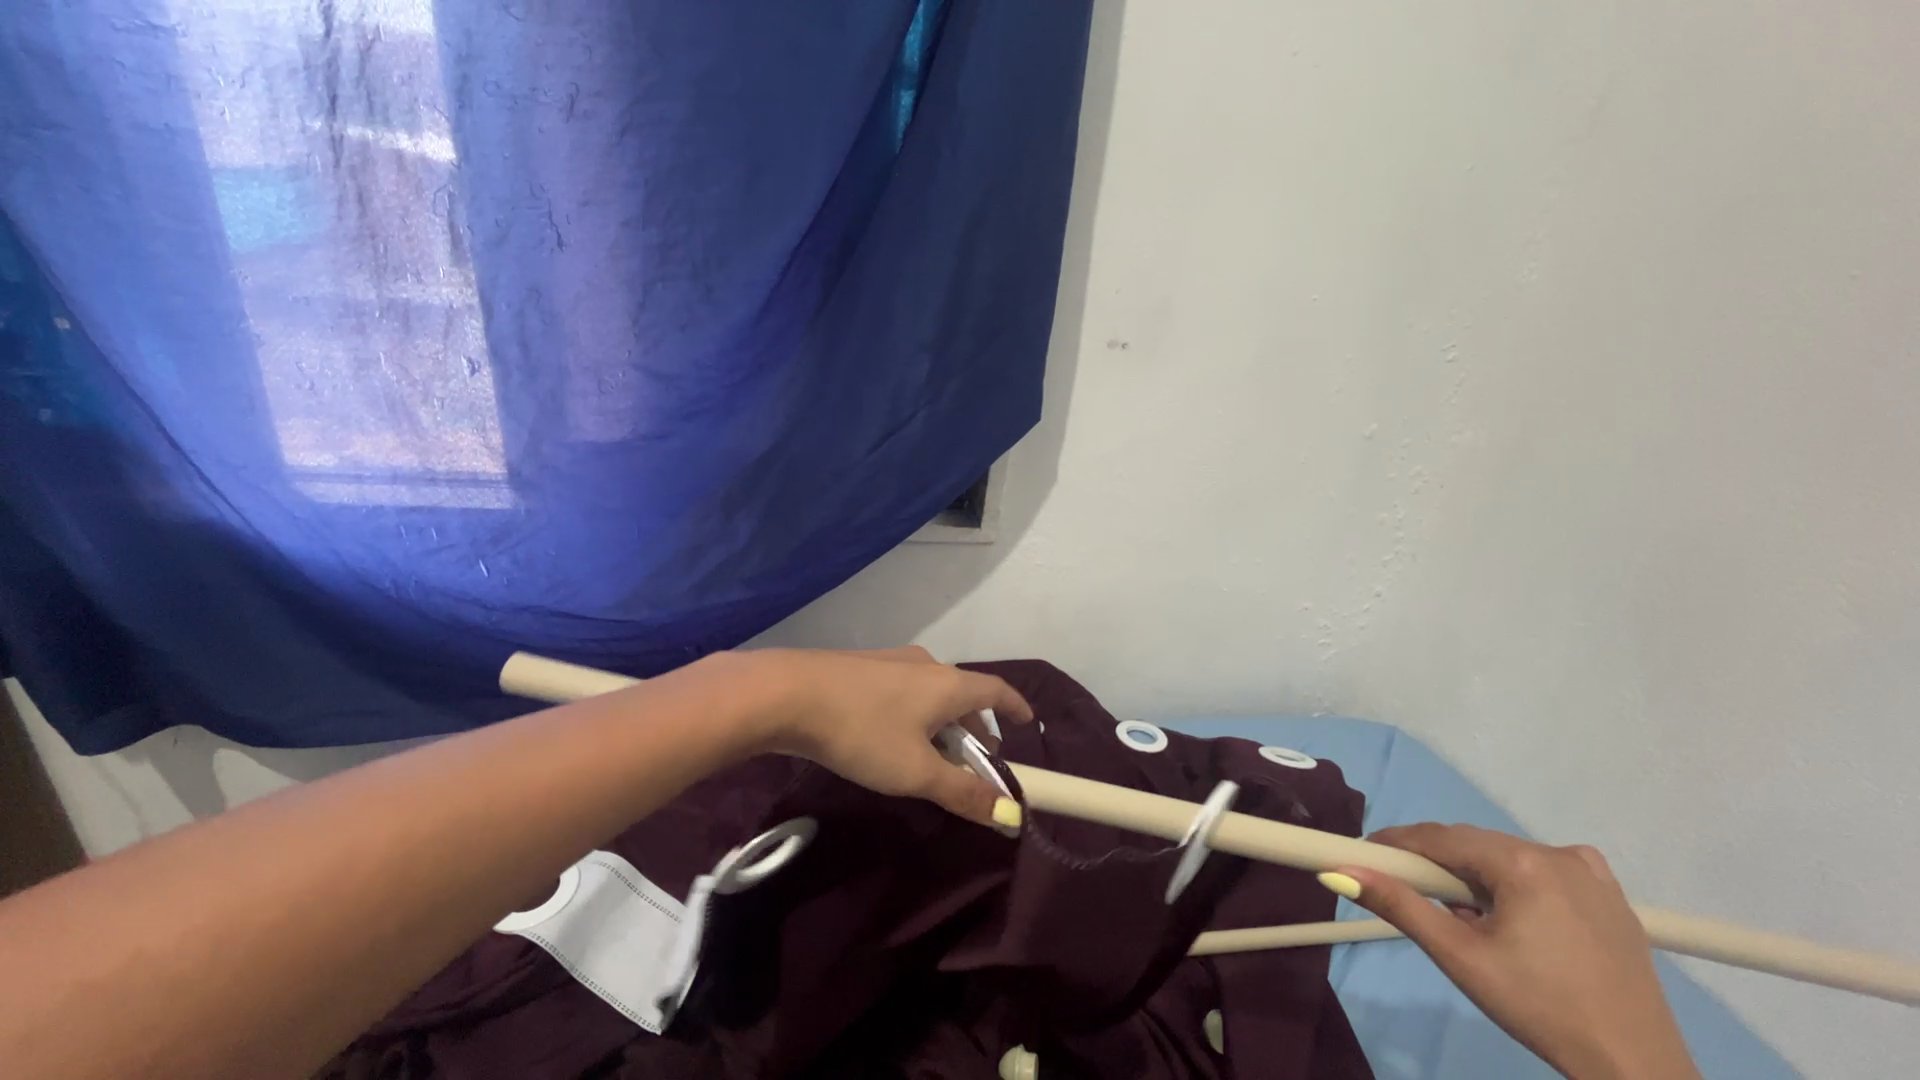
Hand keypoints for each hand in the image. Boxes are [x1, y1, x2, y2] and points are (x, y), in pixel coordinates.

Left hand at [736, 647, 1031, 825]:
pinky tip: (890, 739)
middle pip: (963, 695)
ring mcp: (888, 662)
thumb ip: (962, 793)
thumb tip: (1009, 813)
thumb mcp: (916, 772)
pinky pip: (901, 692)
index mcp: (949, 684)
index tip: (1027, 724)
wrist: (785, 693)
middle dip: (974, 729)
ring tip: (931, 757)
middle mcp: (925, 665)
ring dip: (941, 725)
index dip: (1015, 709)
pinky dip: (913, 716)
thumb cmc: (862, 732)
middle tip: (974, 762)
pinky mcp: (858, 668)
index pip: (997, 691)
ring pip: (930, 694)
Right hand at [1334, 825, 1701, 1079]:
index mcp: (1523, 862)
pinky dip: (1516, 887)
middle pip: (1475, 846)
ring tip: (1462, 920)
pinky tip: (1513, 922)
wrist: (1634, 1066)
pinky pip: (1546, 875)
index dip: (1396, 843)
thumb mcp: (1458, 956)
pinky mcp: (1613, 899)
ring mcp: (1593, 875)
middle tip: (1407, 895)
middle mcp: (1560, 854)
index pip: (1440, 836)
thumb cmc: (1538, 1007)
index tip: (1362, 854)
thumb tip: (1341, 871)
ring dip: (1476, 879)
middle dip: (1437, 865)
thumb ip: (1399, 905)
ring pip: (1509, 860)